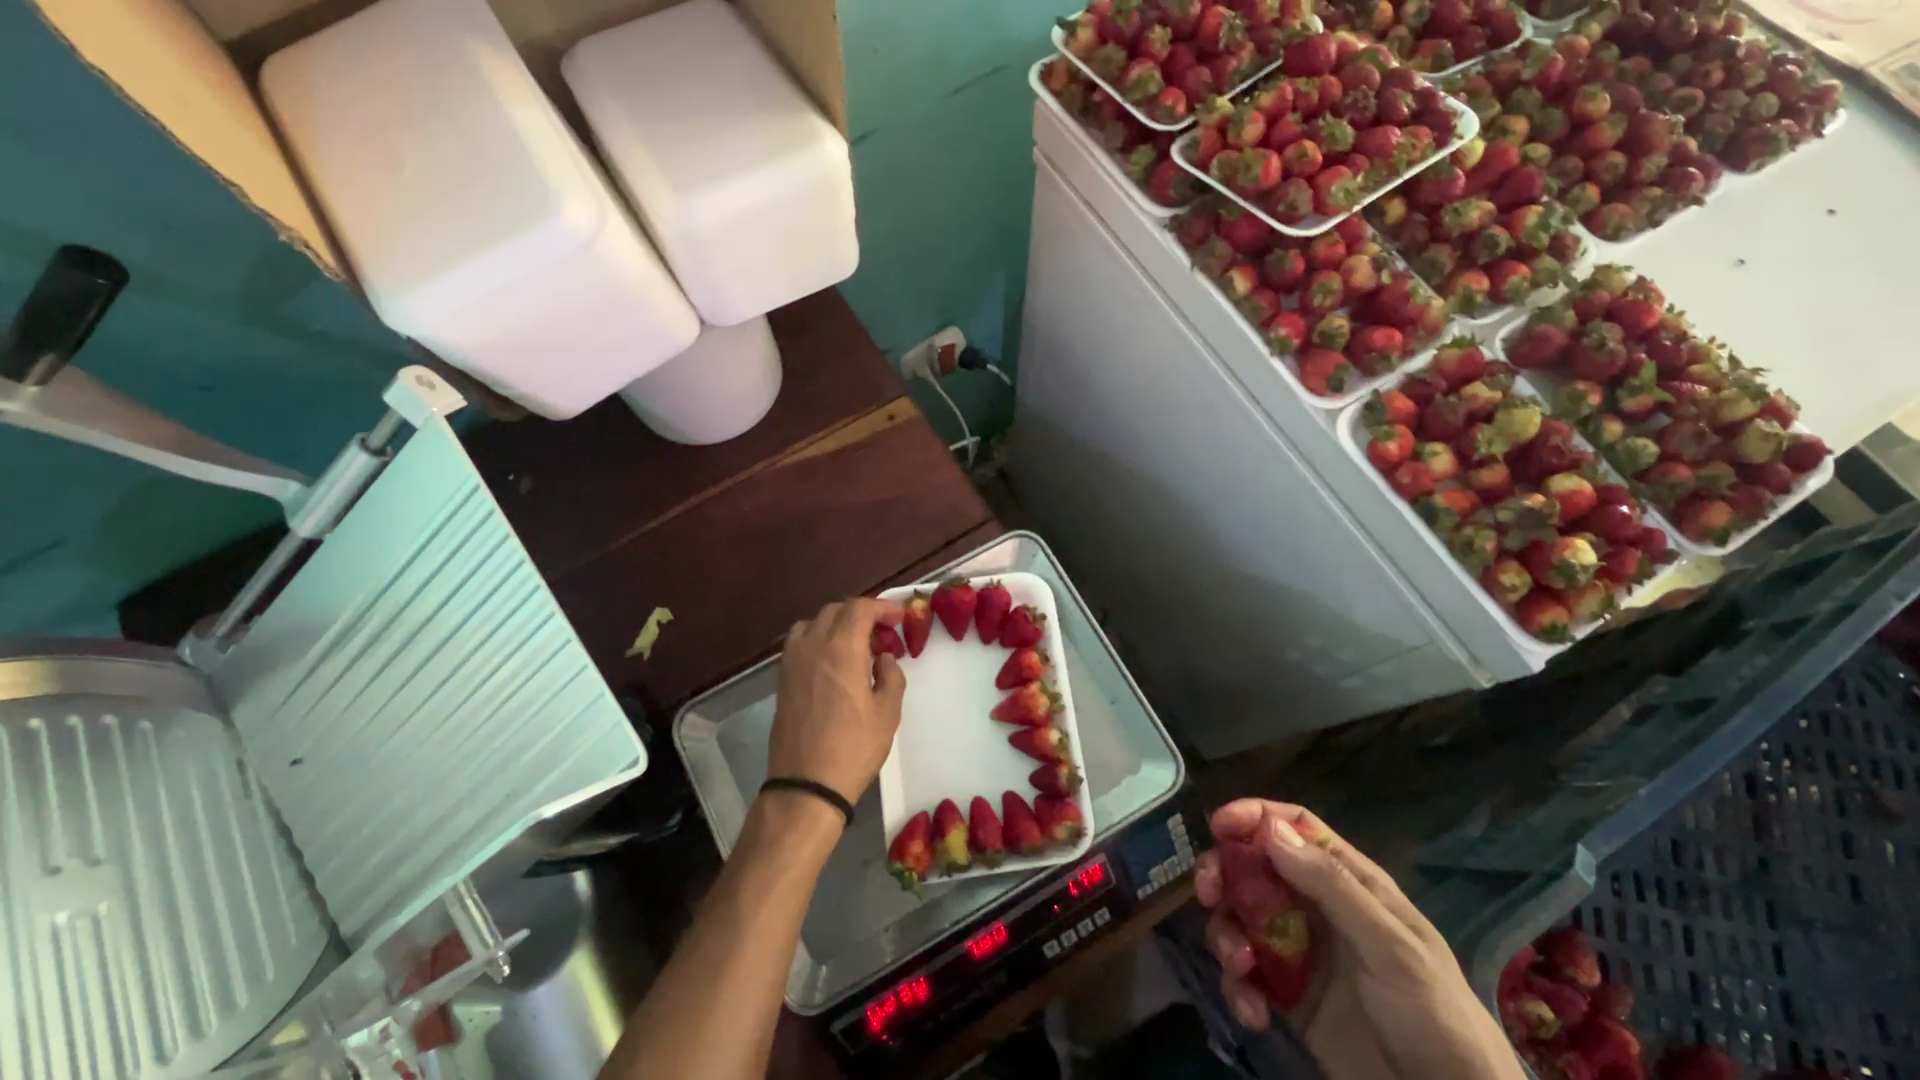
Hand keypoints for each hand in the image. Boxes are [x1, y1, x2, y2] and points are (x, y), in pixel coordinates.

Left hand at [768, 598, 907, 807]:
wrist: (806, 784)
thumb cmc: (853, 748)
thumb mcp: (887, 714)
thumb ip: (891, 677)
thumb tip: (883, 658)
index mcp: (841, 649)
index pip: (859, 608)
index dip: (882, 607)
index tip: (900, 618)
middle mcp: (812, 646)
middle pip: (835, 611)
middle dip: (861, 614)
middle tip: (884, 635)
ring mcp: (792, 662)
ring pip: (813, 624)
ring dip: (836, 625)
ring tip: (856, 647)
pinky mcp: (782, 680)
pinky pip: (800, 644)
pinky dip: (818, 641)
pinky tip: (834, 665)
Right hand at [1195, 800, 1525, 1079]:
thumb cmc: (1434, 1012)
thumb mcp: (1390, 945)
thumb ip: (1332, 887)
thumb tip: (1271, 830)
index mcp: (1349, 884)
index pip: (1297, 829)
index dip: (1255, 817)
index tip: (1217, 825)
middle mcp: (1318, 909)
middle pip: (1254, 870)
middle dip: (1222, 875)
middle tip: (1206, 893)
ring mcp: (1300, 954)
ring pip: (1240, 921)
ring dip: (1226, 937)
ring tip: (1238, 968)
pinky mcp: (1287, 998)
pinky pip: (1245, 977)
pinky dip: (1238, 989)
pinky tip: (1254, 1013)